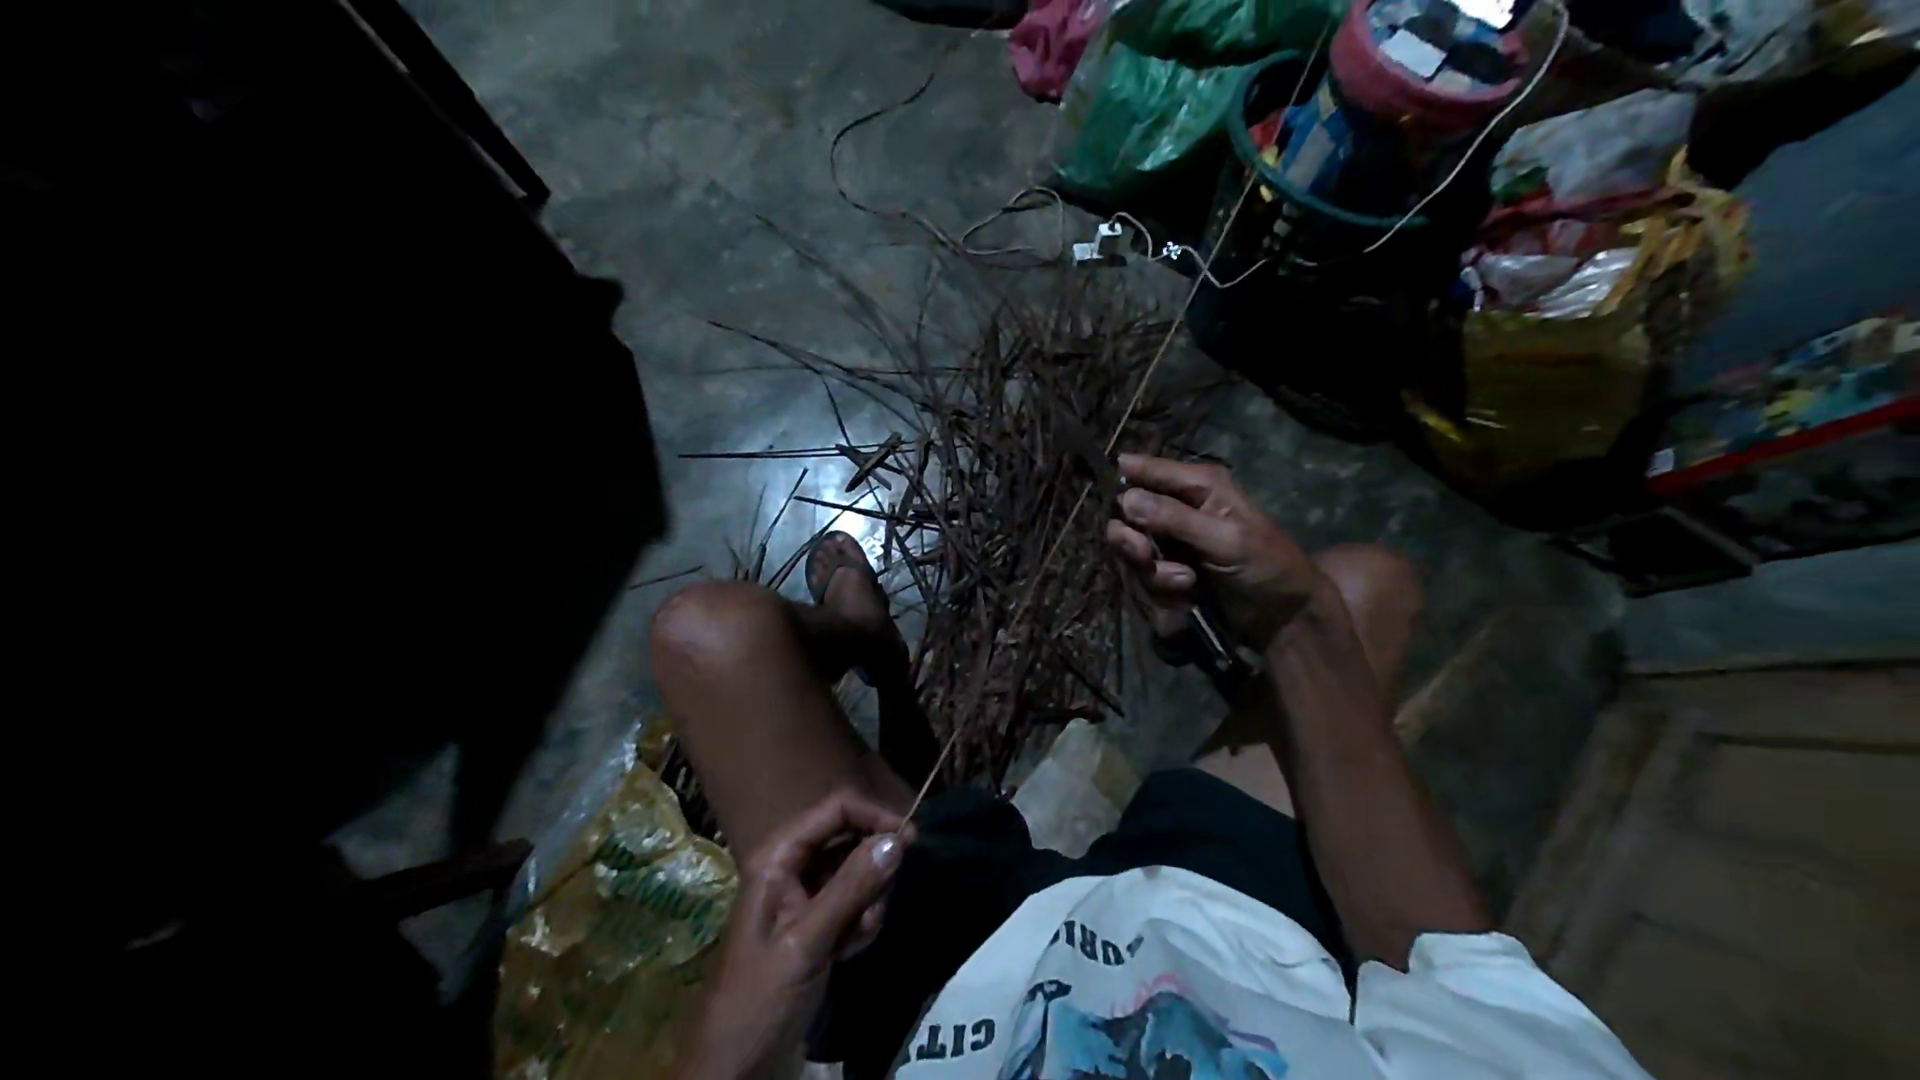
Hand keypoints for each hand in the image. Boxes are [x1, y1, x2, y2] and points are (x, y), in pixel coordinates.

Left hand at [678, 790, 910, 1079]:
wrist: (734, 1065)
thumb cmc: (761, 995)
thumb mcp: (808, 940)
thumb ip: (852, 887)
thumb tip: (897, 839)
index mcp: (779, 855)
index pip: (836, 808)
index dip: (874, 815)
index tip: (910, 839)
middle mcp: (792, 864)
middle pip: (851, 838)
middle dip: (872, 871)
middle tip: (875, 908)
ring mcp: (805, 893)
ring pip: (857, 872)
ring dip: (867, 903)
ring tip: (855, 939)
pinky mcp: (817, 920)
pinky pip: (854, 902)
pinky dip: (861, 922)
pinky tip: (849, 951)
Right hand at [1104, 453, 1324, 653]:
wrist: (1283, 616)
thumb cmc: (1267, 565)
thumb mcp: (1225, 539)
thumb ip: (1175, 519)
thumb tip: (1126, 499)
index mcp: (1198, 486)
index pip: (1145, 469)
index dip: (1122, 480)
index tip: (1107, 502)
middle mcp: (1177, 508)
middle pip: (1125, 515)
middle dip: (1131, 542)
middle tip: (1145, 556)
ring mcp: (1170, 542)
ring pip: (1131, 552)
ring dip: (1155, 573)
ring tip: (1187, 583)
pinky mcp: (1167, 571)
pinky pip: (1143, 579)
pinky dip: (1163, 592)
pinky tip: (1189, 598)